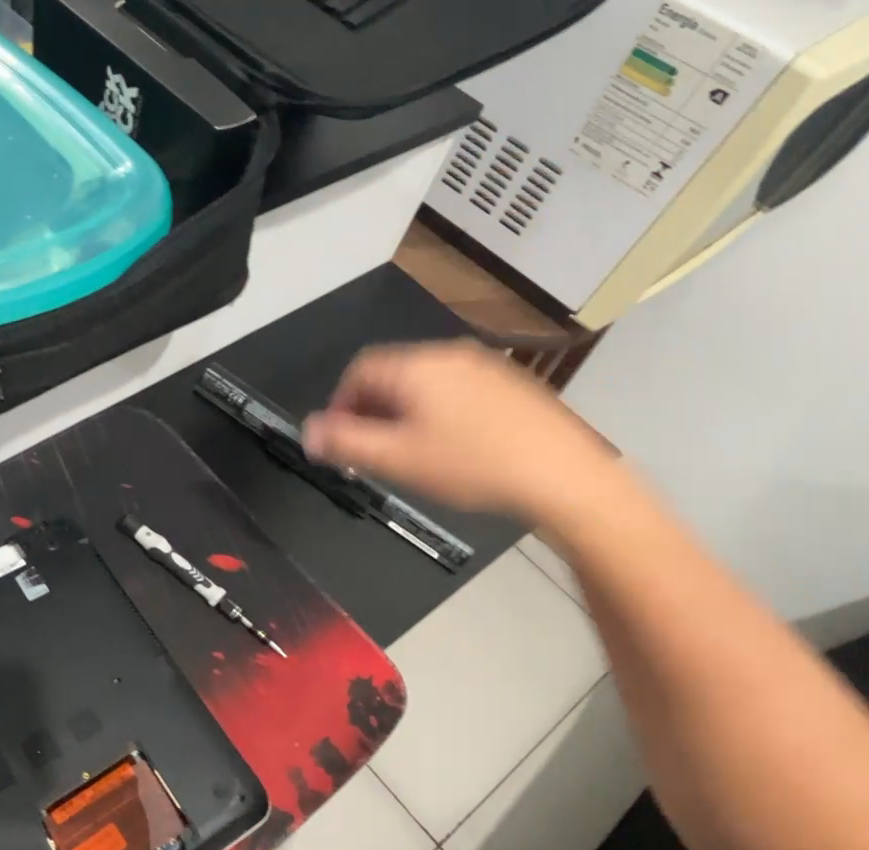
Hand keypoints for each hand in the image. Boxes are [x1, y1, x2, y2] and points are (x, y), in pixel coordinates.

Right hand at [302, 341, 621, 525]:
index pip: (360, 370)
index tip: (339, 439)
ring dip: (405, 415)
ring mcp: (486, 368)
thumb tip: (307, 432)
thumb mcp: (397, 460)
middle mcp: (451, 356)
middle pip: (394, 375)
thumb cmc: (472, 465)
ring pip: (427, 386)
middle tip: (369, 452)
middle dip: (372, 411)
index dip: (340, 403)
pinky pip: (459, 394)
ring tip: (408, 455)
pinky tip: (452, 451)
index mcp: (417, 367)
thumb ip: (345, 443)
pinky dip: (440, 415)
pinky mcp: (513, 387)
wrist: (561, 474)